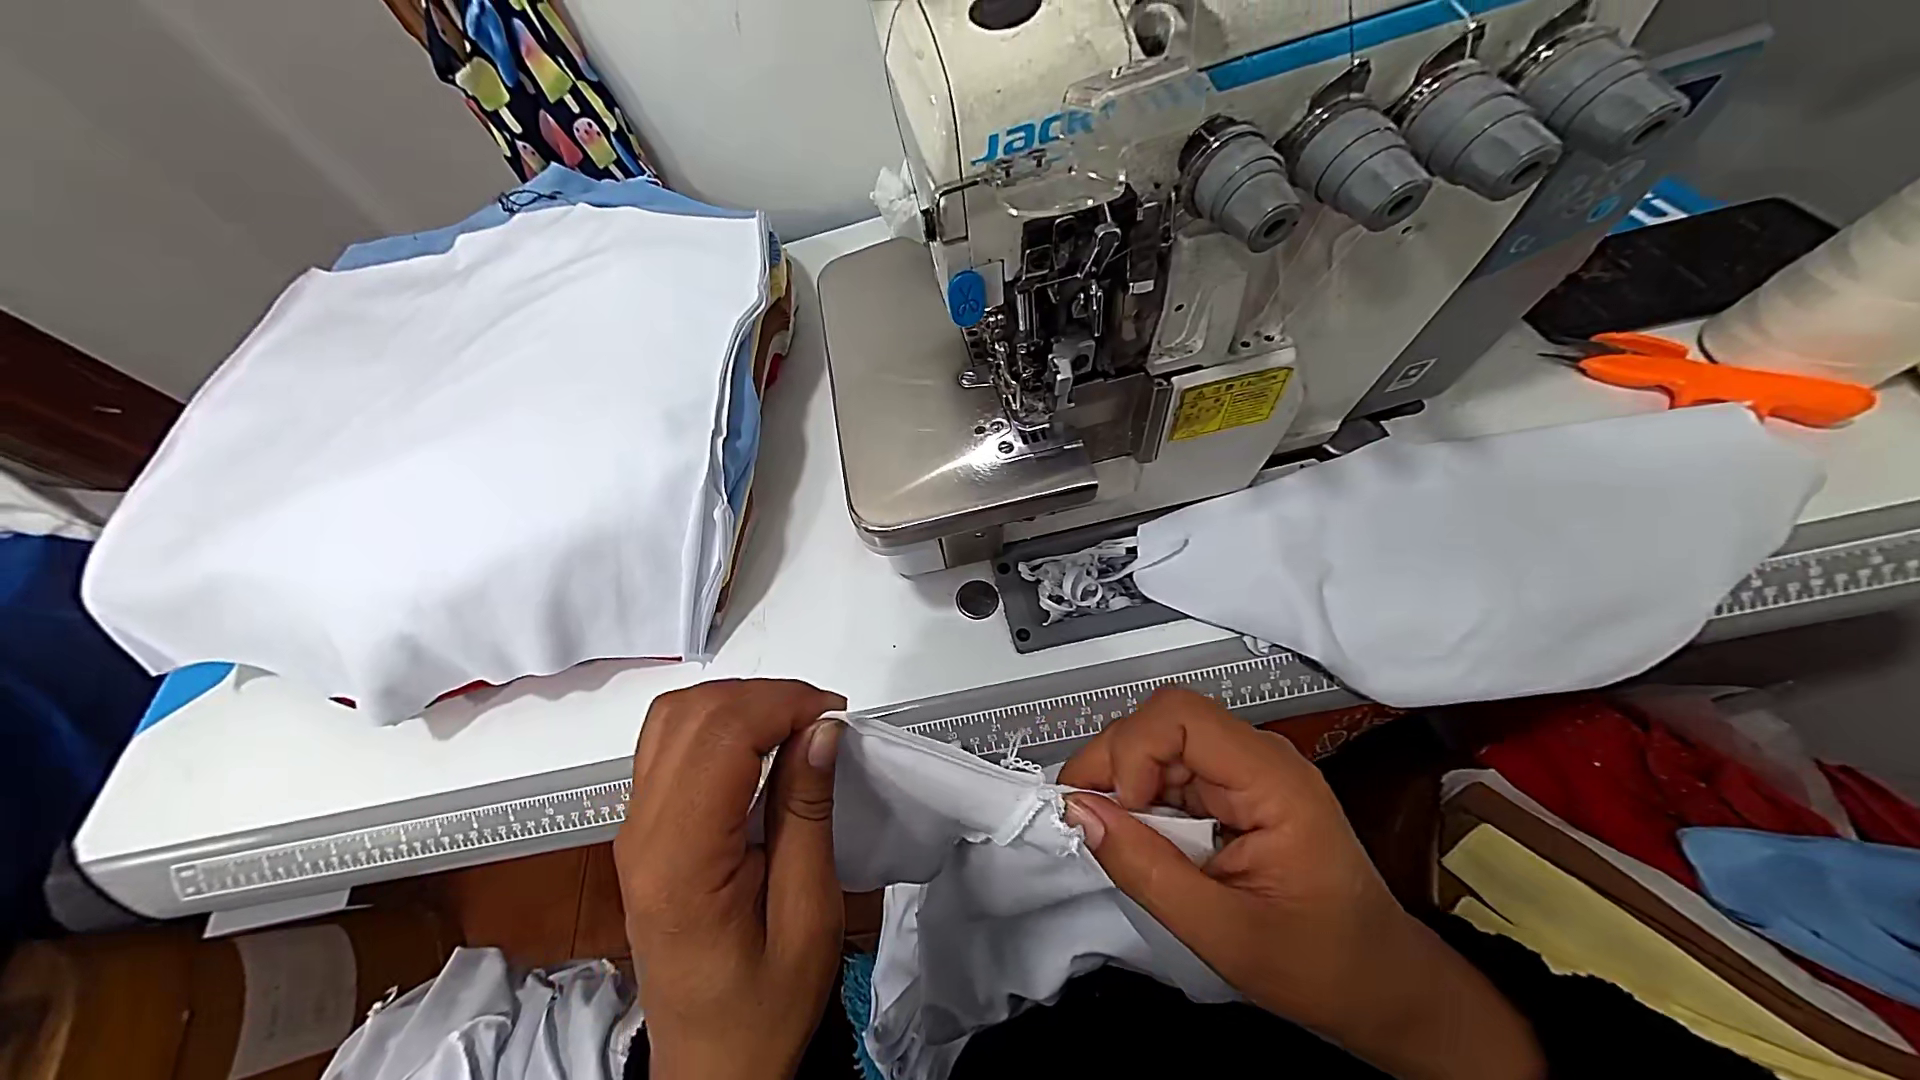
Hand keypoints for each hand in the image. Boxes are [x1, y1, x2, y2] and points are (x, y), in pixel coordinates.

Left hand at [614, 679, 846, 1079]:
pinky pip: (671, 741)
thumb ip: (806, 813)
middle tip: (823, 718)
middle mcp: (641, 832)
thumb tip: (820, 732)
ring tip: (796, 723)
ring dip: (741, 702)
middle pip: (693, 714)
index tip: (834, 717)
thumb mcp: (807, 914)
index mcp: (680, 860)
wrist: (712, 1062)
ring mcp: (634, 826)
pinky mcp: (644, 825)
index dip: (782, 705)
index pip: (720, 737)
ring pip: (675, 716)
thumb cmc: (763, 1006)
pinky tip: (761, 739)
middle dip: (766, 696)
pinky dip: (721, 720)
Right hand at [1060, 688, 1543, 1079]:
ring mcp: (1244, 769)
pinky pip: (1168, 769)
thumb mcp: (1224, 934)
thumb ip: (1146, 870)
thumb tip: (1080, 813)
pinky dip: (1138, 796)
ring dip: (1122, 781)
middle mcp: (1257, 758)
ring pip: (1158, 741)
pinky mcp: (1231, 787)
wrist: (1381, 984)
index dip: (1134, 749)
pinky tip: (1139, 835)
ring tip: (1115, 834)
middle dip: (1114, 762)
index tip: (1119, 808)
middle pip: (1162, 721)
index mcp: (1273, 780)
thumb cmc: (1322, 965)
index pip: (1181, 715)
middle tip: (1091, 819)